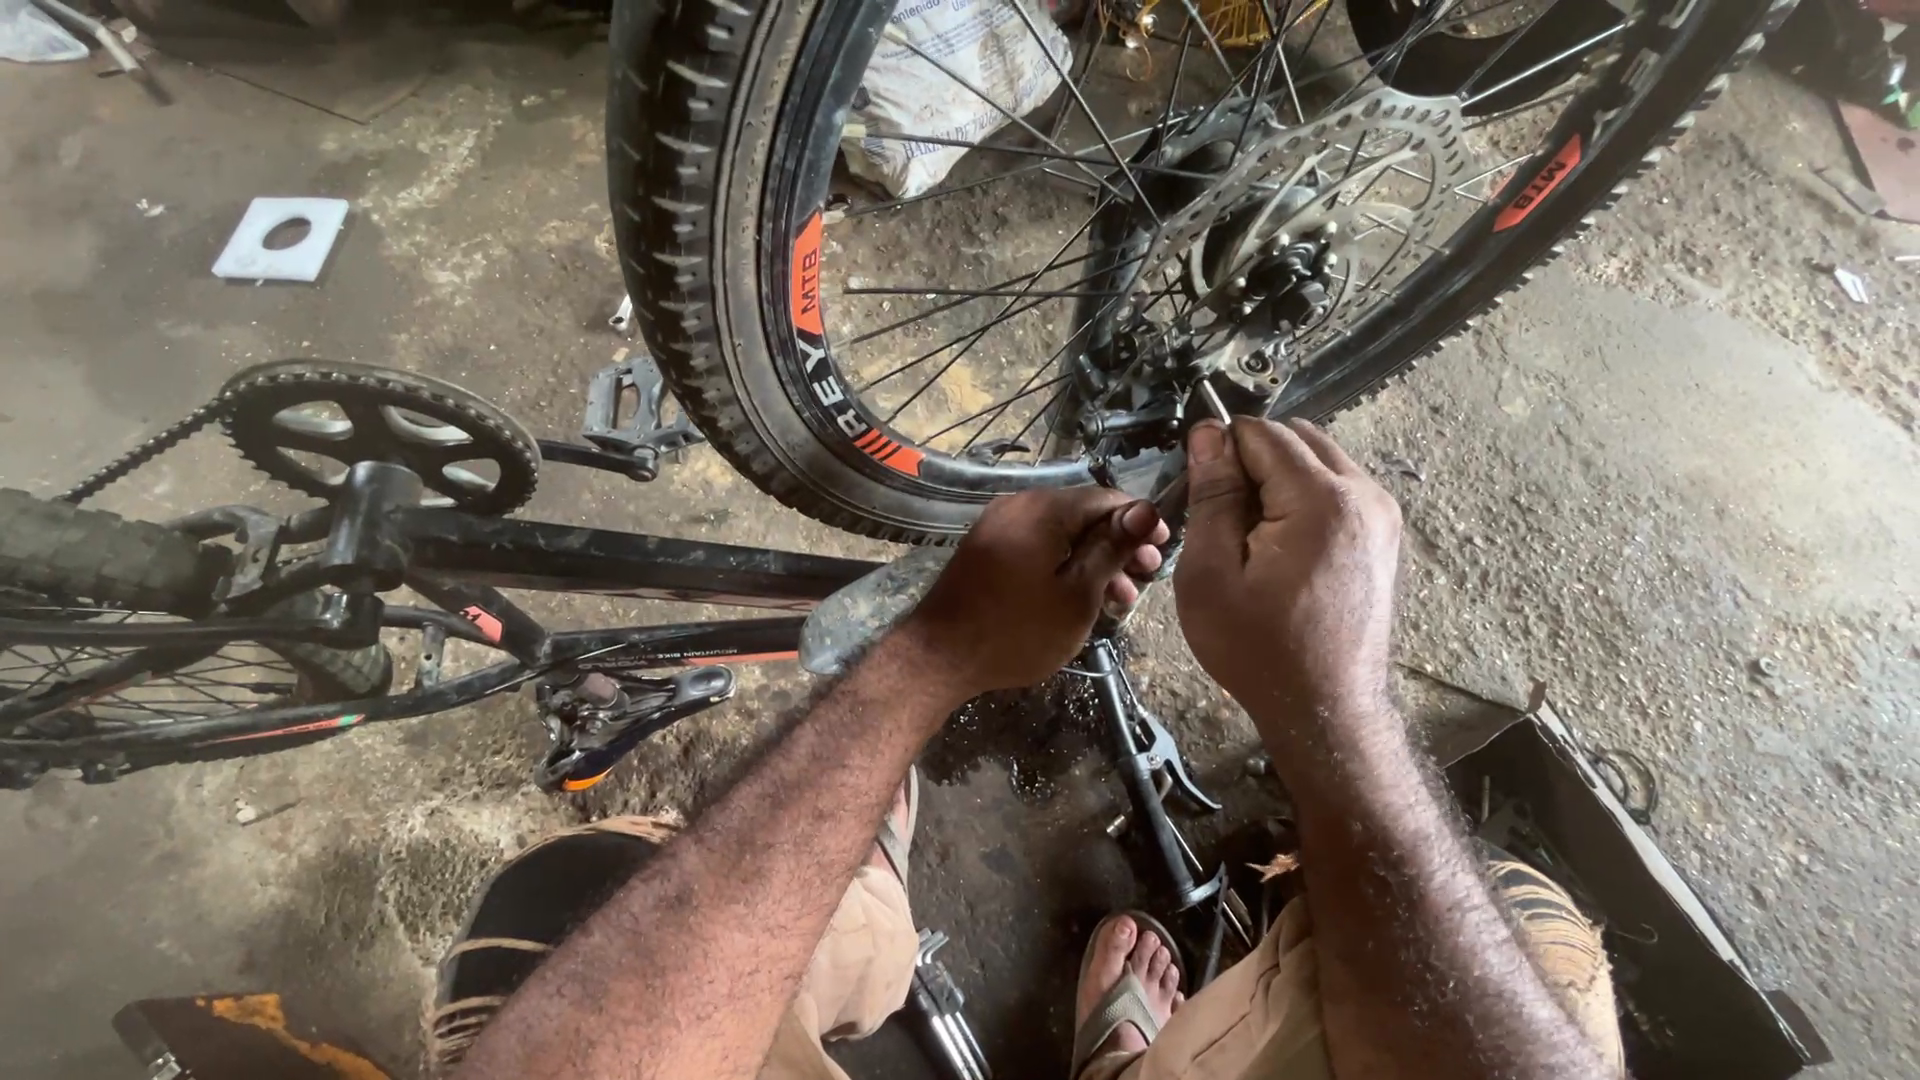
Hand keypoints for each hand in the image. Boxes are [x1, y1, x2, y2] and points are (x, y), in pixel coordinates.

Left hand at [903, 487, 1169, 699]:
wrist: (938, 657)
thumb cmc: (1016, 631)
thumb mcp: (1077, 594)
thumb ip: (1111, 548)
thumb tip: (1146, 508)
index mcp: (1042, 510)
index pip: (1105, 497)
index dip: (1139, 519)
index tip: (1163, 547)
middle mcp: (1018, 506)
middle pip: (1082, 514)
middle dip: (1119, 544)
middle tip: (1148, 577)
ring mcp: (999, 526)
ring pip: (1061, 533)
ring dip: (1094, 559)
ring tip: (1122, 598)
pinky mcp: (988, 549)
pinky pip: (1037, 545)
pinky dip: (1064, 564)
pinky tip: (1082, 596)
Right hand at [1173, 418, 1401, 738]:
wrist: (1322, 708)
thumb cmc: (1258, 649)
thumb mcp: (1210, 572)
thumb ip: (1211, 495)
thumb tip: (1208, 435)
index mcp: (1323, 500)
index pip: (1261, 433)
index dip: (1218, 451)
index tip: (1196, 490)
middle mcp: (1365, 496)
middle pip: (1295, 437)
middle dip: (1249, 459)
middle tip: (1218, 512)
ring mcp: (1381, 515)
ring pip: (1317, 459)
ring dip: (1275, 477)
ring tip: (1246, 532)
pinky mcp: (1381, 536)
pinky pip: (1335, 488)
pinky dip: (1299, 497)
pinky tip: (1276, 544)